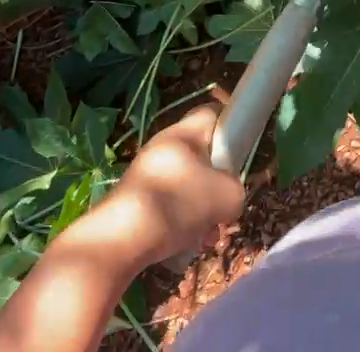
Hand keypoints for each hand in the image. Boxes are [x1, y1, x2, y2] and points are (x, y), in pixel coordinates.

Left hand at [89, 106, 244, 262]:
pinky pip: (170, 204)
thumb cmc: (177, 205)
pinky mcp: (136, 199)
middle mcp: (164, 146)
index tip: (239, 155)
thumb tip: (226, 197)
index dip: (231, 128)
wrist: (120, 239)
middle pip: (203, 156)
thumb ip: (236, 189)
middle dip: (217, 184)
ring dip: (202, 210)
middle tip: (224, 207)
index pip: (212, 113)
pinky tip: (186, 245)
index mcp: (183, 134)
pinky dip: (182, 223)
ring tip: (206, 236)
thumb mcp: (227, 196)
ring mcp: (147, 173)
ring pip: (188, 185)